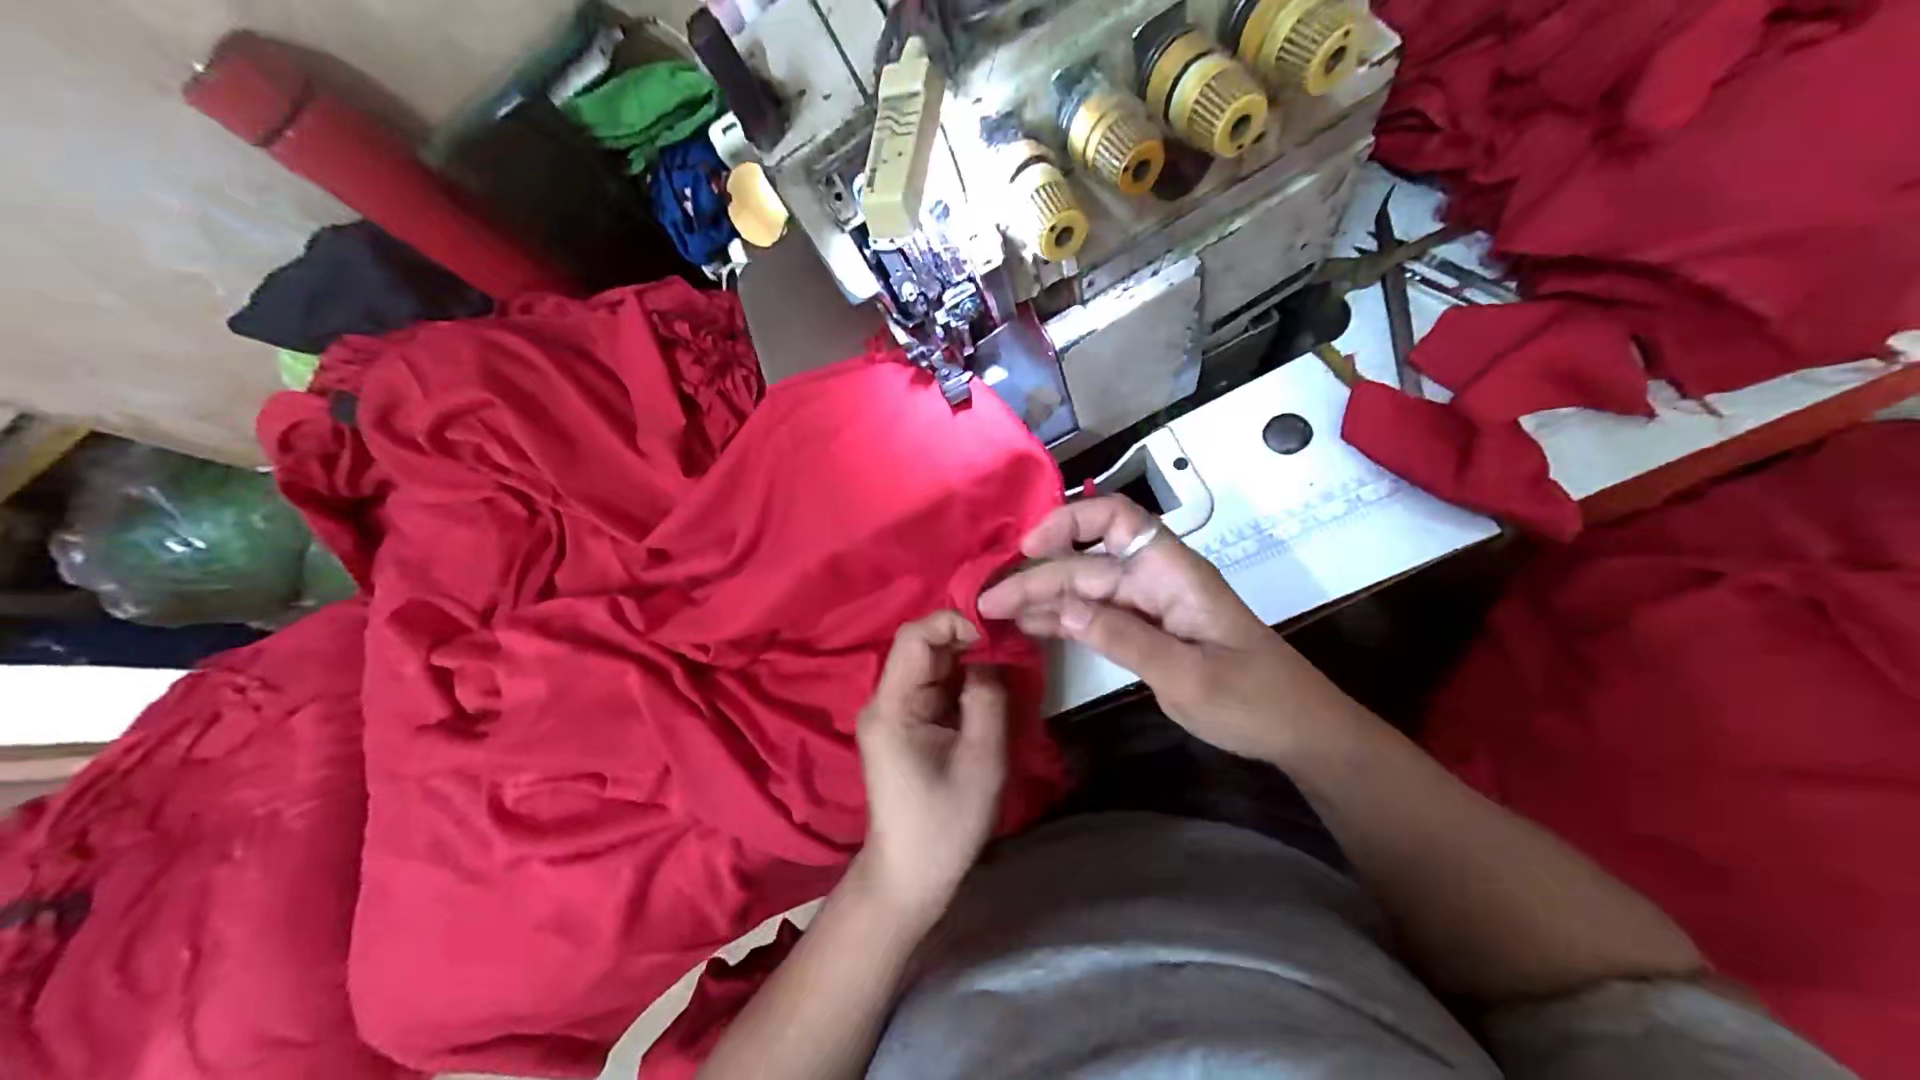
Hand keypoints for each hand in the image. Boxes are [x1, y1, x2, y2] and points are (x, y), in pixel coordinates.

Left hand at [851, 611, 1008, 922]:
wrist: (911, 874)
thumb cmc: (945, 822)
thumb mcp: (981, 759)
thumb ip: (987, 698)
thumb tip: (991, 657)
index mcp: (892, 706)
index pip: (914, 637)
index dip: (954, 622)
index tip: (995, 635)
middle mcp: (884, 701)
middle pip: (921, 647)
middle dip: (966, 641)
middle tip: (1009, 650)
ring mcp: (891, 713)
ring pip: (929, 666)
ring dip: (966, 662)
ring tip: (1005, 668)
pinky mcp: (902, 726)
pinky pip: (932, 687)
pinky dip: (959, 682)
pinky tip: (987, 690)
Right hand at [978, 496, 1368, 763]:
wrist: (1300, 732)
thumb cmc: (1254, 702)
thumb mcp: (1189, 677)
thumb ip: (1124, 638)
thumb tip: (1061, 607)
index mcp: (1174, 574)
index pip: (1117, 520)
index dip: (1069, 522)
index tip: (1027, 548)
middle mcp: (1158, 580)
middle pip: (1088, 562)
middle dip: (1037, 576)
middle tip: (988, 600)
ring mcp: (1151, 606)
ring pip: (1086, 587)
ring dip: (1042, 596)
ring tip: (995, 612)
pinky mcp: (1148, 630)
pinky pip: (1097, 616)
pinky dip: (1063, 619)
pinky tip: (1030, 628)